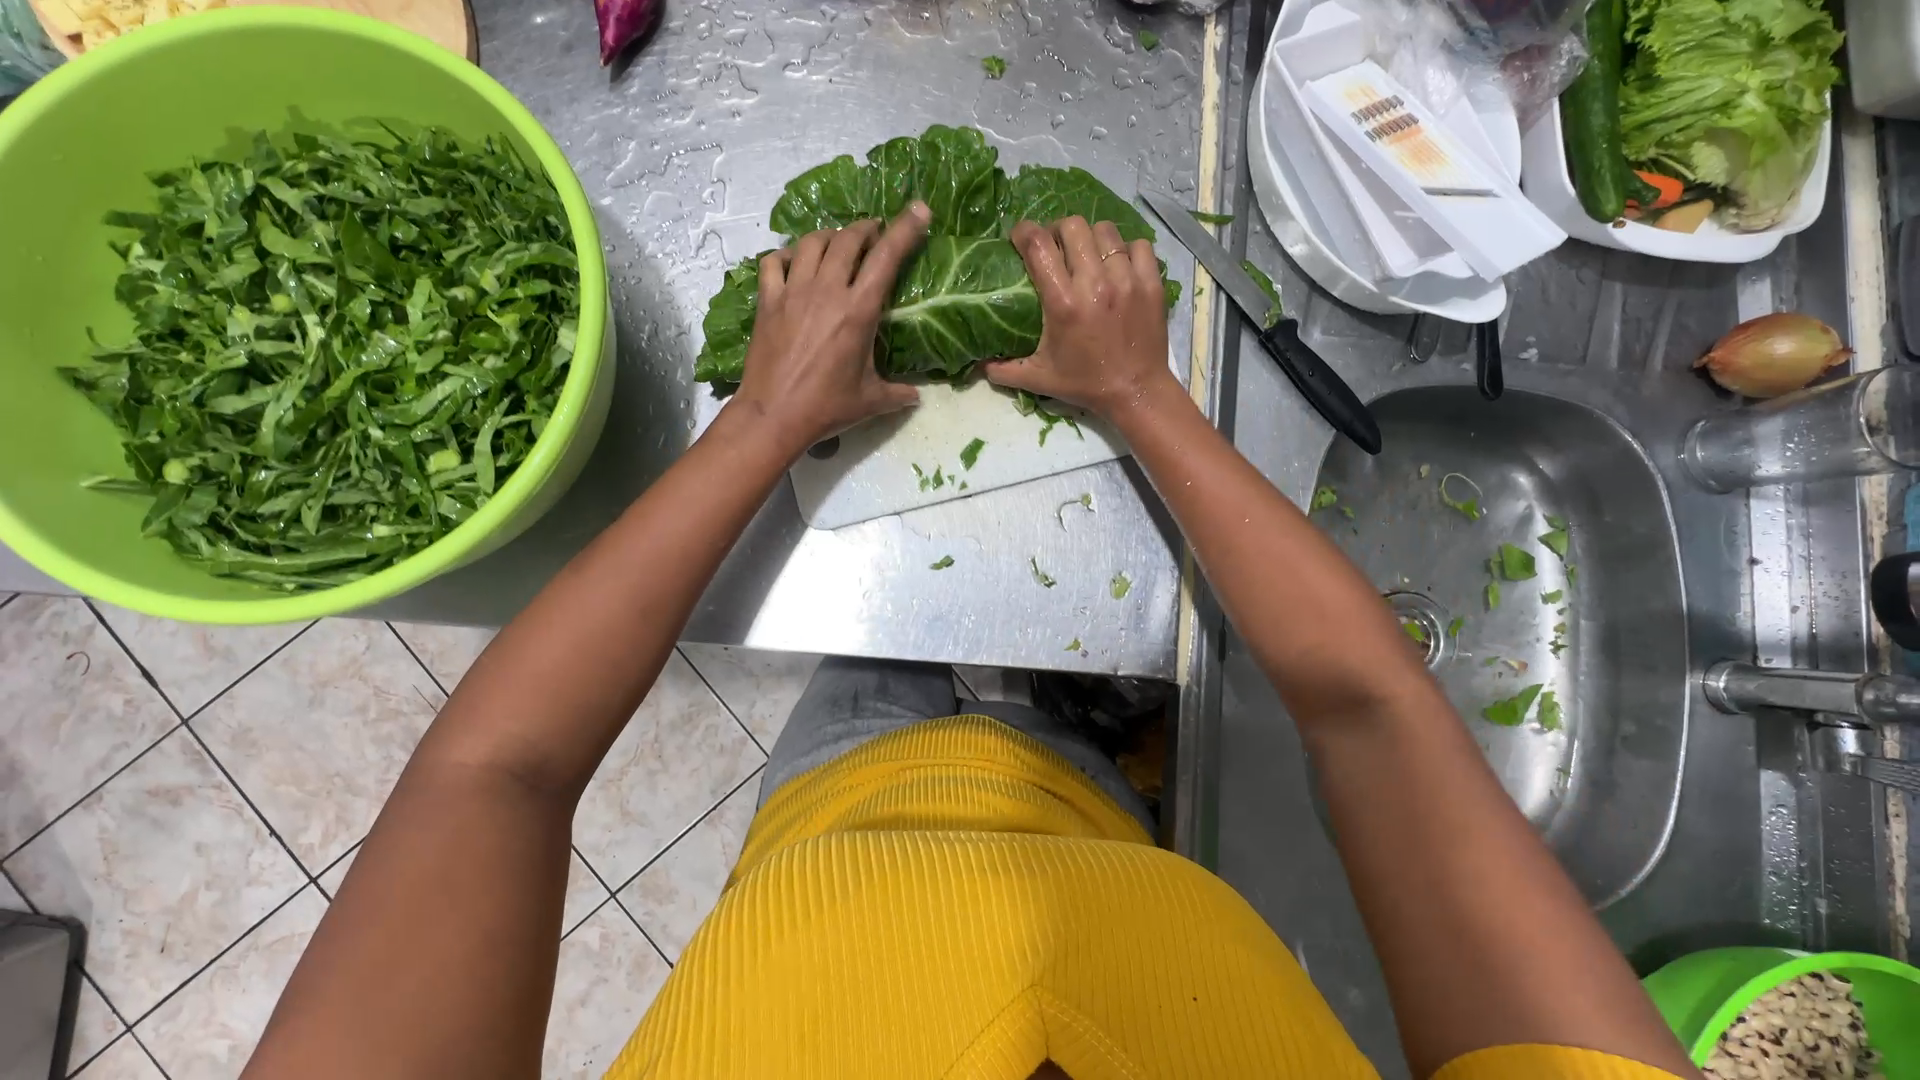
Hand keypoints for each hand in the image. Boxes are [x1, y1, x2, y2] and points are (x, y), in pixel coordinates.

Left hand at [730, 202, 929, 454]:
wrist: (773, 415)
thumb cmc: (826, 408)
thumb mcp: (871, 401)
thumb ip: (899, 393)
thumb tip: (917, 396)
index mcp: (859, 311)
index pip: (886, 257)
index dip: (905, 229)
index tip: (918, 210)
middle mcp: (826, 291)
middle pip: (848, 239)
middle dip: (866, 228)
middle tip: (874, 232)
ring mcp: (793, 292)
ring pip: (812, 243)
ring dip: (830, 235)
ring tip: (839, 241)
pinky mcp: (768, 301)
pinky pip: (774, 262)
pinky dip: (788, 254)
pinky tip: (794, 260)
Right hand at [983, 217, 1176, 419]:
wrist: (1135, 392)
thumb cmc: (1085, 384)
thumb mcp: (1038, 379)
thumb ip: (1004, 370)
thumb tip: (979, 364)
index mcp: (1063, 303)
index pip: (1039, 246)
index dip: (1024, 232)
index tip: (1020, 237)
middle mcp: (1095, 284)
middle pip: (1072, 226)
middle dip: (1058, 230)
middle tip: (1056, 246)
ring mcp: (1127, 280)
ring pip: (1106, 231)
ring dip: (1091, 237)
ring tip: (1088, 254)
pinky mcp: (1151, 283)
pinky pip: (1138, 245)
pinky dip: (1125, 249)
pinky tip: (1117, 264)